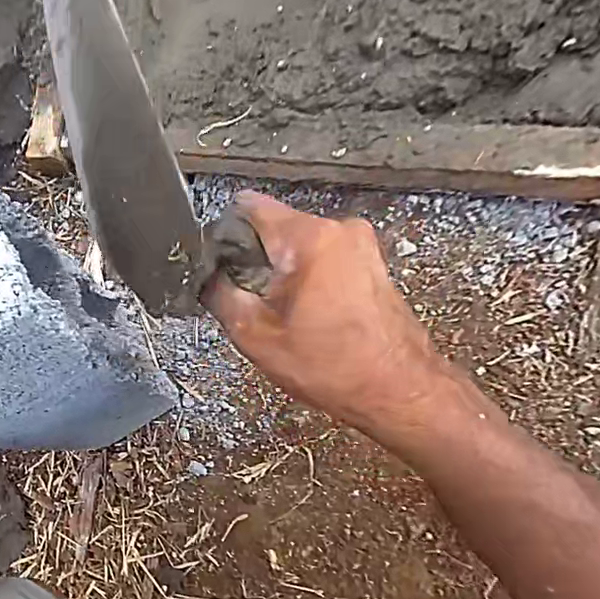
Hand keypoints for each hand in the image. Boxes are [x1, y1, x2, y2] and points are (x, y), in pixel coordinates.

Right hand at [202, 192, 459, 437]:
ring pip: (296, 249)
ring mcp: (359, 245)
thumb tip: (204, 276)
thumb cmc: (333, 367)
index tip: (216, 269)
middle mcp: (339, 229)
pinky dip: (303, 283)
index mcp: (309, 238)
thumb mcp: (253, 334)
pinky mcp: (369, 263)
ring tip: (279, 318)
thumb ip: (219, 294)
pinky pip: (321, 261)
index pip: (247, 209)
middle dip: (252, 263)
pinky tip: (302, 319)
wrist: (395, 389)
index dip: (221, 237)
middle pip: (272, 230)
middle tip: (249, 306)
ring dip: (278, 276)